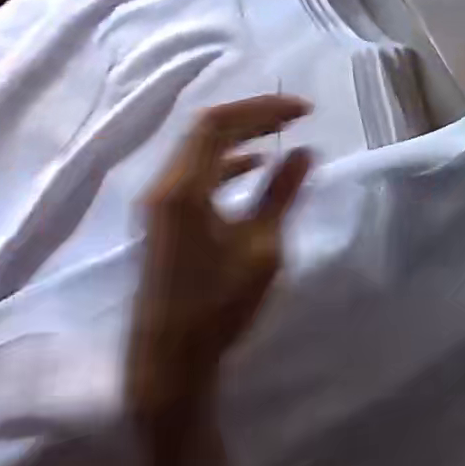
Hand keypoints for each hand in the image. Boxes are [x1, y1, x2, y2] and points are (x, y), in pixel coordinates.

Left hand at [128, 96, 313, 421]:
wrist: (169, 356)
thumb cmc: (220, 304)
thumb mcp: (262, 247)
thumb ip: (282, 194)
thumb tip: (304, 152)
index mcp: (184, 188)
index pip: (219, 123)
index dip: (263, 109)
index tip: (305, 111)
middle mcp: (164, 186)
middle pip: (206, 129)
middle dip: (253, 115)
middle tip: (297, 114)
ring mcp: (160, 202)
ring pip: (199, 148)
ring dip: (241, 134)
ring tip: (282, 132)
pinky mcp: (165, 218)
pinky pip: (196, 171)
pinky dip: (228, 160)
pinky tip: (255, 166)